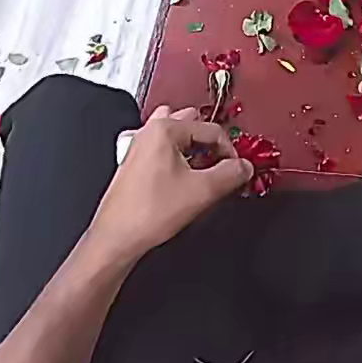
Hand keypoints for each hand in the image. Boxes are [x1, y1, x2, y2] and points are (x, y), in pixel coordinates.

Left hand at [86, 105, 251, 261]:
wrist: (117, 238)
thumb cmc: (150, 212)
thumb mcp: (203, 191)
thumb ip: (230, 174)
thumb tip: (244, 166)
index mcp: (165, 129)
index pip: (212, 130)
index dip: (230, 151)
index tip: (236, 170)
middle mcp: (150, 131)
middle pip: (193, 124)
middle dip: (210, 144)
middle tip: (219, 166)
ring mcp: (139, 145)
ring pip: (176, 134)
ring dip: (192, 147)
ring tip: (201, 169)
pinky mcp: (134, 162)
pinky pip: (162, 148)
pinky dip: (177, 156)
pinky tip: (182, 178)